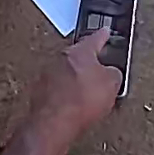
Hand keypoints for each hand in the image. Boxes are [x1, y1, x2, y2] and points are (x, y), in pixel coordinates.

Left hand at [25, 28, 122, 147]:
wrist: (54, 122)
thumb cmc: (80, 101)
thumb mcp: (112, 84)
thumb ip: (114, 73)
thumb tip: (112, 74)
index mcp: (80, 52)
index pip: (95, 38)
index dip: (103, 35)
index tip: (105, 32)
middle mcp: (61, 58)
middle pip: (79, 56)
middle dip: (89, 64)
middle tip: (99, 73)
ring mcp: (48, 74)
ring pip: (66, 72)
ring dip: (76, 81)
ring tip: (87, 96)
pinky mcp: (40, 91)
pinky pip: (57, 88)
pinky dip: (65, 94)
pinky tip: (73, 105)